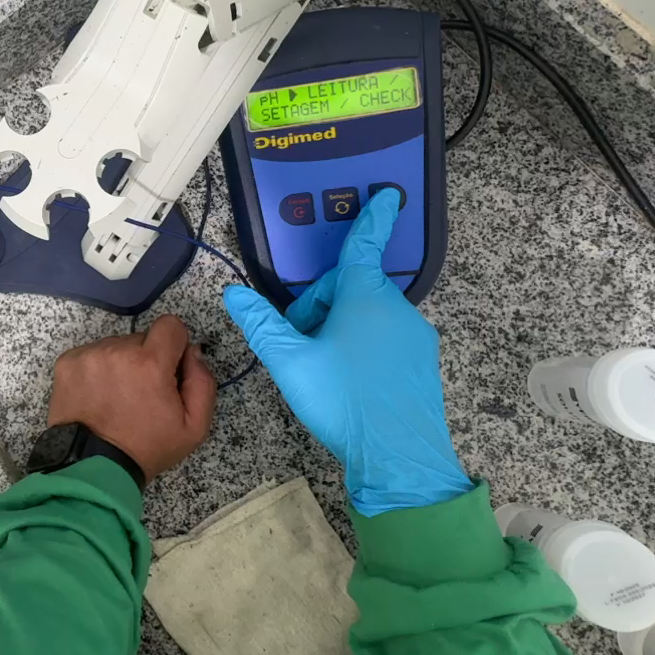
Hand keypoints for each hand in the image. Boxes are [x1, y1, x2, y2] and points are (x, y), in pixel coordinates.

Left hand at [48, 314, 217, 479]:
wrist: (92, 466)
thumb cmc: (146, 447)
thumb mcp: (193, 427)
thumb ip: (202, 382)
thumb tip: (192, 351)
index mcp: (149, 362)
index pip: (170, 325)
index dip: (175, 346)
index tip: (169, 369)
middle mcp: (117, 350)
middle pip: (141, 339)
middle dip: (146, 360)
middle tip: (141, 394)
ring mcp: (88, 355)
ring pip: (116, 346)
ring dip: (120, 364)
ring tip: (116, 398)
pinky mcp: (66, 362)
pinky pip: (91, 354)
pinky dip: (97, 370)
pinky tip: (97, 396)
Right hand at [223, 188, 471, 515]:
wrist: (399, 459)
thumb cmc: (343, 401)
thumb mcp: (289, 359)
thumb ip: (260, 322)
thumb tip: (234, 293)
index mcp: (366, 298)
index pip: (363, 246)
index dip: (372, 218)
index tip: (388, 195)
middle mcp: (396, 310)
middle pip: (350, 287)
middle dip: (319, 304)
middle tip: (298, 340)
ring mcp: (413, 338)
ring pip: (365, 313)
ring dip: (335, 326)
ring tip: (317, 364)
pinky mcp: (419, 363)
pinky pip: (382, 335)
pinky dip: (357, 343)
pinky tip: (343, 378)